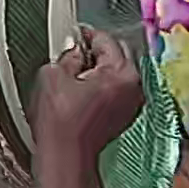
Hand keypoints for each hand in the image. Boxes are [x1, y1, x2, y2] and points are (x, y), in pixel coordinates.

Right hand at [33, 28, 142, 166]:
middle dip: (95, 52)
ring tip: (72, 75)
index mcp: (122, 73)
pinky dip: (100, 87)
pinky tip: (79, 92)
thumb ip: (66, 56)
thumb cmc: (59, 119)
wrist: (65, 154)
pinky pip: (115, 91)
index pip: (106, 40)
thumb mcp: (52, 75)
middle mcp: (135, 87)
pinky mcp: (124, 117)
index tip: (74, 33)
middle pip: (117, 56)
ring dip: (98, 70)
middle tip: (70, 53)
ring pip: (117, 74)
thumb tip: (73, 50)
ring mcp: (132, 104)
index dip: (86, 34)